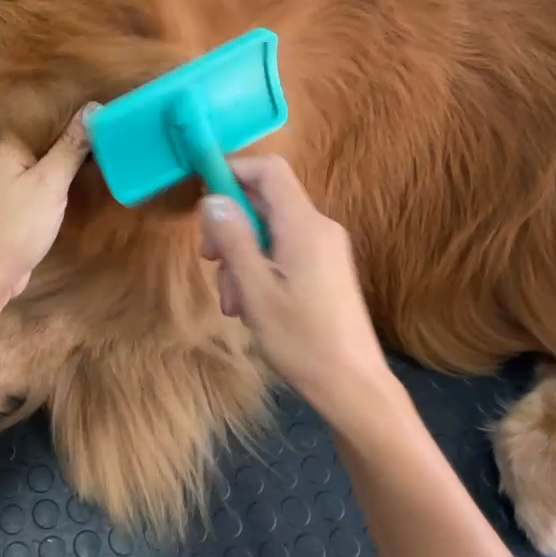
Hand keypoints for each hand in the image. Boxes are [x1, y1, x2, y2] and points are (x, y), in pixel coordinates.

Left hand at [0, 106, 94, 297]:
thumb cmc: (17, 223)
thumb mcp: (50, 182)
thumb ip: (70, 146)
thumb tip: (93, 108)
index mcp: (11, 144)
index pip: (46, 113)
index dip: (74, 107)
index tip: (106, 102)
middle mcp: (10, 157)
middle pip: (49, 136)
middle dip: (78, 131)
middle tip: (116, 121)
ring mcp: (15, 181)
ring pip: (51, 159)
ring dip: (74, 154)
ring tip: (110, 140)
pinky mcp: (23, 203)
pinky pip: (49, 179)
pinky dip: (67, 176)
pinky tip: (89, 172)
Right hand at [198, 155, 398, 427]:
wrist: (352, 386)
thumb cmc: (301, 339)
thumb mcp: (255, 290)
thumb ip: (233, 239)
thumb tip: (213, 198)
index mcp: (304, 226)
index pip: (268, 170)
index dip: (232, 171)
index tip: (202, 199)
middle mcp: (318, 228)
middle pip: (263, 201)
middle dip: (229, 227)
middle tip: (210, 263)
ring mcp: (324, 249)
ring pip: (268, 230)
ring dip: (240, 256)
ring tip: (232, 301)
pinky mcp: (324, 269)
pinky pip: (282, 250)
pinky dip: (258, 268)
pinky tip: (250, 306)